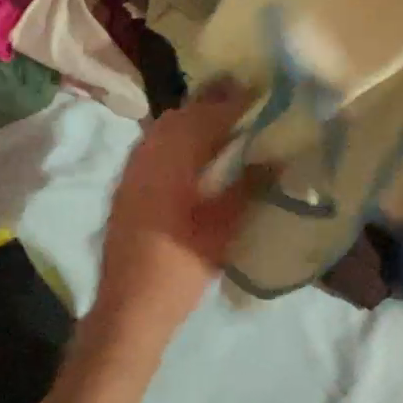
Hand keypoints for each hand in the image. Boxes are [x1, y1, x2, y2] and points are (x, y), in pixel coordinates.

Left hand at [94, 84, 257, 346]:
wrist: (130, 305)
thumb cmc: (180, 267)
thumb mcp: (224, 227)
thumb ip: (249, 186)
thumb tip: (276, 156)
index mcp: (169, 157)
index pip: (207, 114)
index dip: (238, 103)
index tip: (265, 97)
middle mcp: (145, 152)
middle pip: (183, 114)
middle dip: (215, 107)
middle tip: (250, 110)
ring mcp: (131, 168)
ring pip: (166, 129)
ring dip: (195, 123)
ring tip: (228, 132)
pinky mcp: (126, 185)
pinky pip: (155, 147)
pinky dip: (179, 142)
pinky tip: (198, 159)